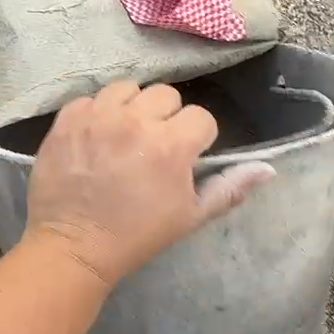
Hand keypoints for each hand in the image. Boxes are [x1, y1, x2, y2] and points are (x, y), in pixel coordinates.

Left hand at [23, 81, 275, 288]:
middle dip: (166, 117)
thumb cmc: (137, 235)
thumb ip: (229, 188)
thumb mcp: (190, 217)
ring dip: (130, 107)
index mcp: (170, 146)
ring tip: (124, 133)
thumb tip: (267, 168)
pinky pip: (89, 98)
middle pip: (165, 95)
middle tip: (153, 145)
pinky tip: (96, 135)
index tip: (184, 157)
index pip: (200, 117)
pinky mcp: (66, 120)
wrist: (74, 246)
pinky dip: (96, 112)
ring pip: (127, 88)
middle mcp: (134, 122)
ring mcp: (97, 117)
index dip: (197, 138)